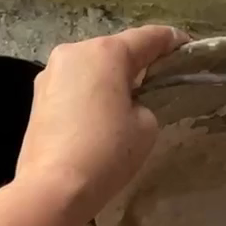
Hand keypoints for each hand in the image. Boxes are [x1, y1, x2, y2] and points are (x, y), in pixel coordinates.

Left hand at [14, 25, 187, 222]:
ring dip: (110, 78)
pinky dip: (90, 93)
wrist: (53, 187)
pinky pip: (74, 85)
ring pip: (91, 67)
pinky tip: (100, 115)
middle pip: (115, 50)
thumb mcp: (146, 126)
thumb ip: (144, 102)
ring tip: (128, 101)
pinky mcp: (38, 96)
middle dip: (137, 62)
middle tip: (159, 80)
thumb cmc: (106, 152)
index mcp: (106, 52)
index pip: (147, 38)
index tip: (187, 48)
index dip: (172, 41)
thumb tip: (126, 103)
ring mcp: (51, 73)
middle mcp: (74, 52)